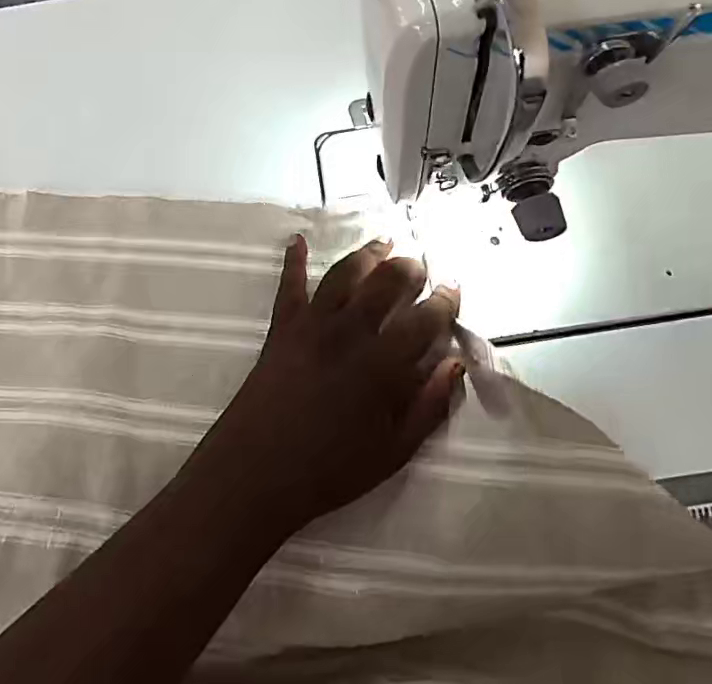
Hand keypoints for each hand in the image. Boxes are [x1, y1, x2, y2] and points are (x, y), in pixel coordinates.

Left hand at [184, 236, 463, 534]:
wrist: (256, 472)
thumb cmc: (330, 470)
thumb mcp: (393, 452)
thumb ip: (429, 407)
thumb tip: (455, 365)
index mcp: (382, 365)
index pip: (423, 321)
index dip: (444, 302)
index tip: (453, 288)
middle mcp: (349, 332)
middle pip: (385, 284)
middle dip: (407, 267)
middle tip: (418, 263)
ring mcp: (312, 324)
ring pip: (343, 275)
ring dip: (366, 254)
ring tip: (382, 242)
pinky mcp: (281, 327)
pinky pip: (289, 285)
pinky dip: (293, 260)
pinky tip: (297, 239)